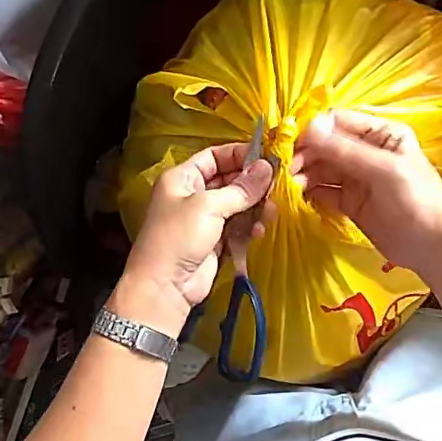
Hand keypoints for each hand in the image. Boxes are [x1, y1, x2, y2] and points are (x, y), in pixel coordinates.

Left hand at [115, 143, 274, 334]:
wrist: (166, 286)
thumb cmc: (179, 237)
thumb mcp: (208, 206)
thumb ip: (240, 188)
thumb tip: (267, 167)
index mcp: (183, 178)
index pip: (214, 156)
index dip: (239, 154)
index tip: (266, 157)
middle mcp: (193, 195)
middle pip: (229, 180)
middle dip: (252, 183)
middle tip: (276, 185)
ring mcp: (205, 219)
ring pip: (237, 205)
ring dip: (255, 207)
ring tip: (270, 211)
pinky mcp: (216, 241)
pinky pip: (238, 227)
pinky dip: (250, 227)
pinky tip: (259, 231)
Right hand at [293, 109, 441, 273]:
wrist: (434, 247)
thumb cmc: (417, 202)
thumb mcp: (383, 171)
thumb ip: (346, 150)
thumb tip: (310, 128)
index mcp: (381, 134)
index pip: (338, 122)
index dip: (313, 131)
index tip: (291, 145)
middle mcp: (367, 151)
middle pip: (325, 145)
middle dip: (304, 155)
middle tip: (286, 170)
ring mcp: (357, 178)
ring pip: (321, 169)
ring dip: (303, 174)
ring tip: (289, 186)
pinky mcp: (350, 202)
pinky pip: (323, 191)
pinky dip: (309, 192)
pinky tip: (297, 196)